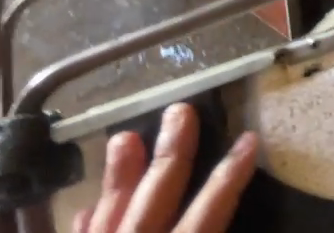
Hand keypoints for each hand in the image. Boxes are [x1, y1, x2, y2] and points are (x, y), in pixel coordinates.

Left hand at [74, 103, 258, 232]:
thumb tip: (241, 225)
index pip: (207, 214)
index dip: (228, 177)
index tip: (249, 138)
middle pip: (155, 198)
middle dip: (170, 155)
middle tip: (179, 111)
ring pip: (109, 214)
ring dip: (118, 177)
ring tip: (122, 138)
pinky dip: (84, 224)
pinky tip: (86, 208)